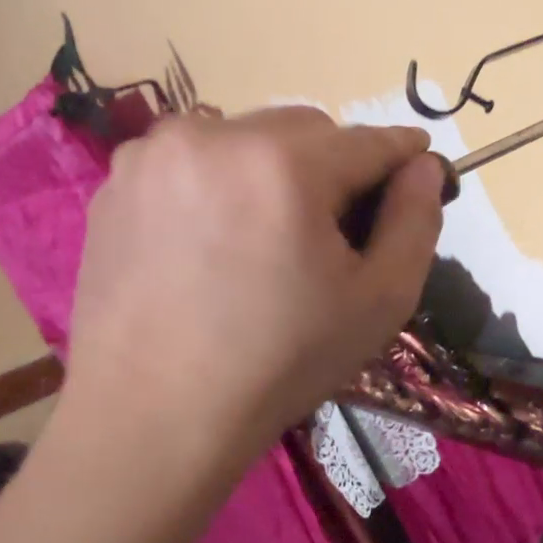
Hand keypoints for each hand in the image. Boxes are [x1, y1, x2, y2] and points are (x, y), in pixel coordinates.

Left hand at [61, 106, 443, 466]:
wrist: (157, 414)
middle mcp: (212, 136)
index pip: (368, 139)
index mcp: (284, 163)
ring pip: (247, 138)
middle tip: (341, 234)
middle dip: (337, 167)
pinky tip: (222, 248)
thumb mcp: (382, 299)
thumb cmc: (286, 359)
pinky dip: (225, 187)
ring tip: (274, 242)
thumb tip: (423, 166)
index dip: (405, 156)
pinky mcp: (117, 184)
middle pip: (306, 128)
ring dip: (278, 171)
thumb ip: (416, 221)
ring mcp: (153, 155)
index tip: (425, 171)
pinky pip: (196, 163)